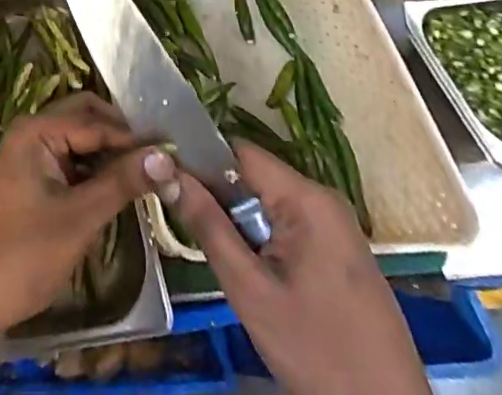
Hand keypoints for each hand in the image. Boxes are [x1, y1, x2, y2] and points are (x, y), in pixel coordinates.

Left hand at [0, 94, 163, 394]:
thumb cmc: (24, 256)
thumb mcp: (80, 217)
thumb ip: (122, 182)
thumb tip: (165, 156)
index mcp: (35, 131)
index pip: (96, 122)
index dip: (135, 136)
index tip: (173, 149)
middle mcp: (31, 133)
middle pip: (88, 120)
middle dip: (122, 137)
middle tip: (160, 158)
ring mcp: (31, 156)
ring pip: (82, 142)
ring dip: (112, 155)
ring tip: (151, 172)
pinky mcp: (35, 179)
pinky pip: (73, 162)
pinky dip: (97, 171)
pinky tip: (123, 187)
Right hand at [157, 143, 428, 394]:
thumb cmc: (316, 348)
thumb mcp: (250, 289)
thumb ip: (207, 225)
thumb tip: (163, 171)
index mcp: (306, 197)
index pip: (239, 152)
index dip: (199, 160)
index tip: (166, 181)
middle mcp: (323, 197)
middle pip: (253, 176)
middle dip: (218, 198)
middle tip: (189, 229)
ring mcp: (334, 222)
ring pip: (267, 201)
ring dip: (238, 221)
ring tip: (219, 256)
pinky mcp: (337, 246)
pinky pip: (286, 222)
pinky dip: (261, 237)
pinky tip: (252, 271)